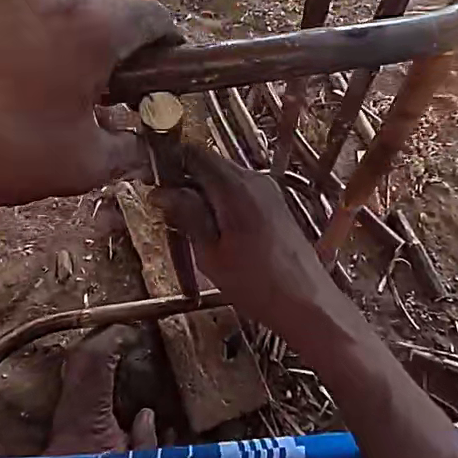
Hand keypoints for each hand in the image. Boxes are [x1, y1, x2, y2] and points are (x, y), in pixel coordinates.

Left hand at [0, 0, 176, 223]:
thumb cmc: (1, 146)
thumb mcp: (80, 165)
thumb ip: (127, 151)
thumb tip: (138, 144)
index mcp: (95, 24)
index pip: (157, 18)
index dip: (172, 49)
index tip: (165, 83)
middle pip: (112, 16)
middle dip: (123, 56)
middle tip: (113, 105)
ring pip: (68, 19)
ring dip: (80, 53)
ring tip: (62, 103)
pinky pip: (29, 23)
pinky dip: (43, 49)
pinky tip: (18, 92)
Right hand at [156, 144, 350, 339]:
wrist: (309, 305)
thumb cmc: (258, 285)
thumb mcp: (210, 254)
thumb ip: (187, 215)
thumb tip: (161, 192)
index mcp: (235, 187)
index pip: (193, 152)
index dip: (167, 160)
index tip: (149, 177)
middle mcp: (253, 180)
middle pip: (207, 163)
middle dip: (181, 179)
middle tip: (162, 206)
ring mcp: (267, 190)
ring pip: (221, 177)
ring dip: (199, 192)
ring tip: (184, 223)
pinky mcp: (273, 204)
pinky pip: (237, 190)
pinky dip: (218, 201)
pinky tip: (210, 230)